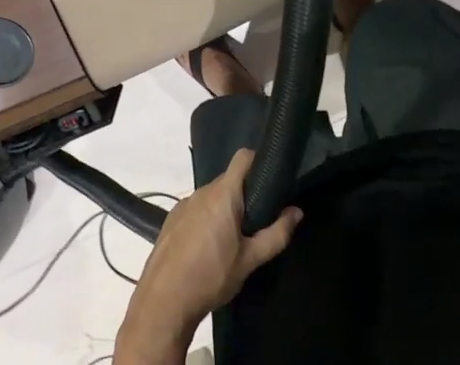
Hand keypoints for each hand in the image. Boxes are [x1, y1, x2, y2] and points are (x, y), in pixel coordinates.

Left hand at [120, 151, 301, 355]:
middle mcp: (201, 192)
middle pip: (228, 180)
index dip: (258, 161)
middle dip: (244, 194)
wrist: (163, 302)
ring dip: (224, 208)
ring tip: (233, 238)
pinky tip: (207, 246)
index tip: (271, 178)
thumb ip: (277, 234)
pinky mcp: (170, 219)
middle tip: (257, 220)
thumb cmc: (210, 277)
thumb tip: (296, 212)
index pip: (242, 157)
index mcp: (223, 195)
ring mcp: (183, 204)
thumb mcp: (250, 260)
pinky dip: (206, 218)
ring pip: (211, 196)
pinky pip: (196, 208)